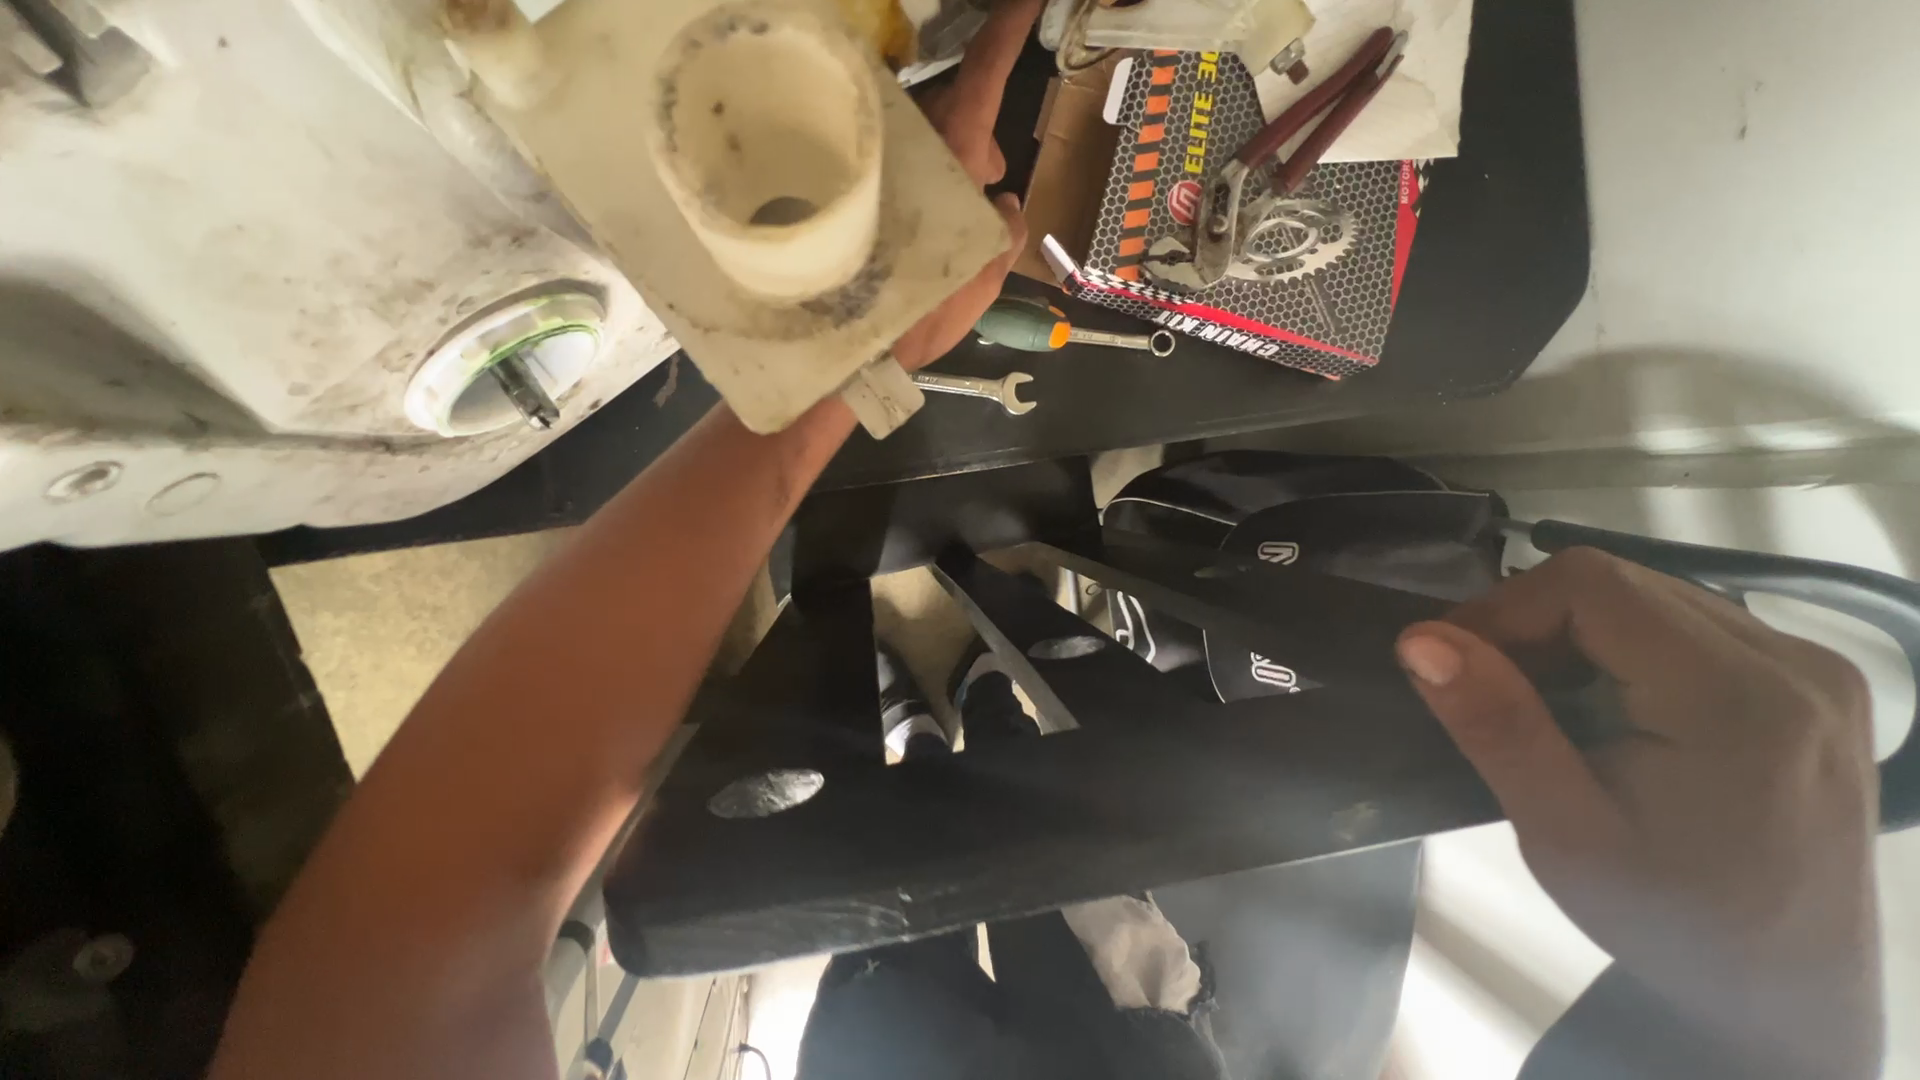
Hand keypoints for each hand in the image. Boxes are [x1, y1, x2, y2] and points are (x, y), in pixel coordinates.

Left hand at [889, 0, 1037, 371]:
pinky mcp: (857, 186)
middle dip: (977, 131)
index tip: (1025, 3)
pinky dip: (922, 174)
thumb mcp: (986, 276)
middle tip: (991, 175)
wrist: (858, 351)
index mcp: (949, 152)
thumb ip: (1007, 231)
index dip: (1009, 30)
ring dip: (948, 158)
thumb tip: (1003, 205)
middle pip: (955, 106)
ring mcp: (879, 162)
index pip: (984, 72)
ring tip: (960, 204)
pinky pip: (900, 159)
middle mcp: (910, 142)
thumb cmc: (926, 314)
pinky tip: (926, 213)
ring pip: (925, 133)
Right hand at [1395, 549, 1881, 1075]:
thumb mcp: (1562, 832)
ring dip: (1567, 636)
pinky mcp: (1804, 683)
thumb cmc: (1668, 922)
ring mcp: (1808, 668)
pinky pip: (1676, 622)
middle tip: (1491, 694)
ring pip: (1643, 595)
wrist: (1784, 996)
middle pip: (1617, 583)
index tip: (1457, 670)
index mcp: (1739, 698)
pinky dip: (1611, 648)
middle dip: (1529, 624)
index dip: (1501, 610)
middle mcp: (1791, 662)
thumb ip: (1496, 725)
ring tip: (1541, 707)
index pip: (1590, 585)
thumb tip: (1419, 639)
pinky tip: (1598, 709)